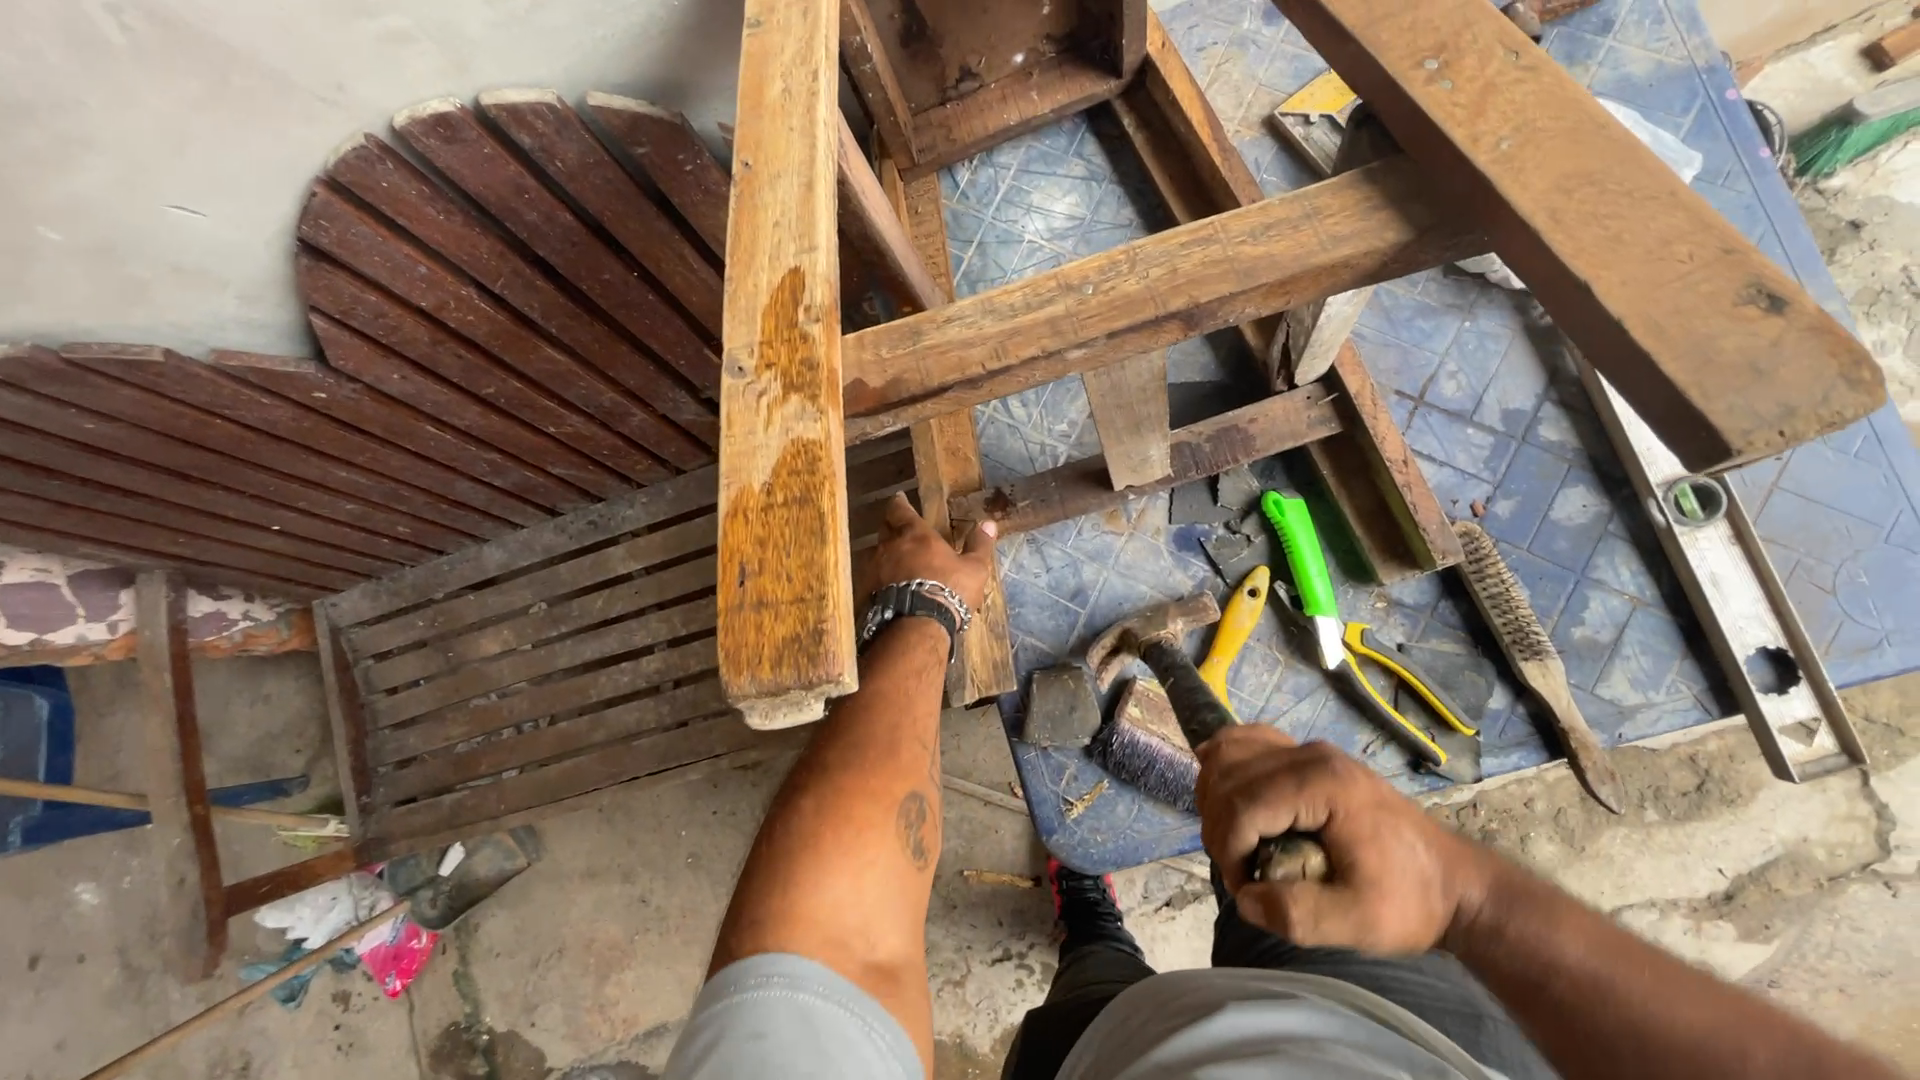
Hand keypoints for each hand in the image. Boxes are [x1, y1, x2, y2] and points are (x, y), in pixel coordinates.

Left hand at [857, 494, 996, 612]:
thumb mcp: (974, 569)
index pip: (900, 510)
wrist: (917, 626)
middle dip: (891, 527)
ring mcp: (874, 569)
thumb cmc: (949, 590)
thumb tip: (989, 524)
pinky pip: (872, 578)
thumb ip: (979, 545)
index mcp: (915, 534)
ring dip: (886, 556)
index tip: (899, 499)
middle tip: (899, 529)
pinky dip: (880, 579)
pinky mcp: (866, 591)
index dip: (899, 504)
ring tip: (896, 563)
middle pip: (885, 529)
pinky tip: (888, 587)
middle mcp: (889, 546)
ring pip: (877, 555)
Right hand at [1196, 724, 1496, 953]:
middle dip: (1219, 827)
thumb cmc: (1409, 901)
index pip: (1241, 804)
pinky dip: (1226, 766)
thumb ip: (1298, 915)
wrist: (1455, 883)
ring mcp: (1308, 748)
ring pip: (1228, 750)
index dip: (1229, 850)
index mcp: (1323, 785)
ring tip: (1236, 840)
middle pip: (1227, 774)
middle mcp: (1309, 754)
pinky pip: (1247, 742)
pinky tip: (1228, 796)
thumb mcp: (1360, 924)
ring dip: (1216, 796)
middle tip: (1241, 871)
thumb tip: (1245, 897)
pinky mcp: (1307, 754)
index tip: (1247, 890)